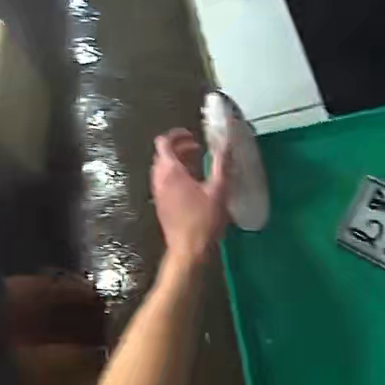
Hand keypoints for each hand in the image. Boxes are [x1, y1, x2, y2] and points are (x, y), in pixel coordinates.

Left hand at [151, 128, 227, 260]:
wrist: (188, 250)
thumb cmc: (204, 219)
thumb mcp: (219, 189)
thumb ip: (222, 163)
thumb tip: (227, 143)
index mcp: (170, 171)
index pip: (164, 142)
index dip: (177, 134)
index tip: (191, 135)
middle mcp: (159, 179)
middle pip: (162, 154)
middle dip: (179, 147)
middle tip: (197, 148)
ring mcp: (158, 193)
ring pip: (162, 168)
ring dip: (177, 161)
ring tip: (197, 163)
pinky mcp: (161, 204)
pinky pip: (164, 180)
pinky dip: (175, 174)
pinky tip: (193, 183)